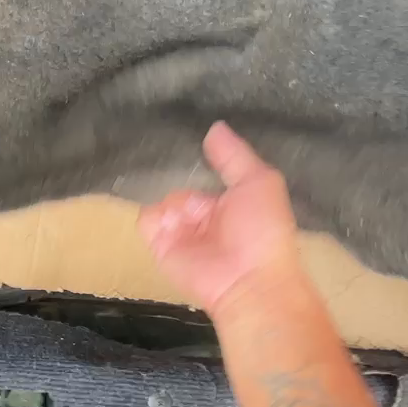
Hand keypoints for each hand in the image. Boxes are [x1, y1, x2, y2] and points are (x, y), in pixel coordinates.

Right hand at [138, 121, 300, 315]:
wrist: (247, 279)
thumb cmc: (262, 231)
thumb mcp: (259, 183)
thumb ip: (235, 155)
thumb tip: (213, 127)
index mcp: (225, 201)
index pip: (202, 174)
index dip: (197, 162)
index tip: (189, 144)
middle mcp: (200, 215)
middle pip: (177, 183)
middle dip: (182, 182)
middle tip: (197, 196)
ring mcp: (178, 230)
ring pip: (161, 198)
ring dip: (175, 204)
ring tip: (191, 218)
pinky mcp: (159, 245)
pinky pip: (145, 219)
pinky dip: (155, 217)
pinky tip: (174, 223)